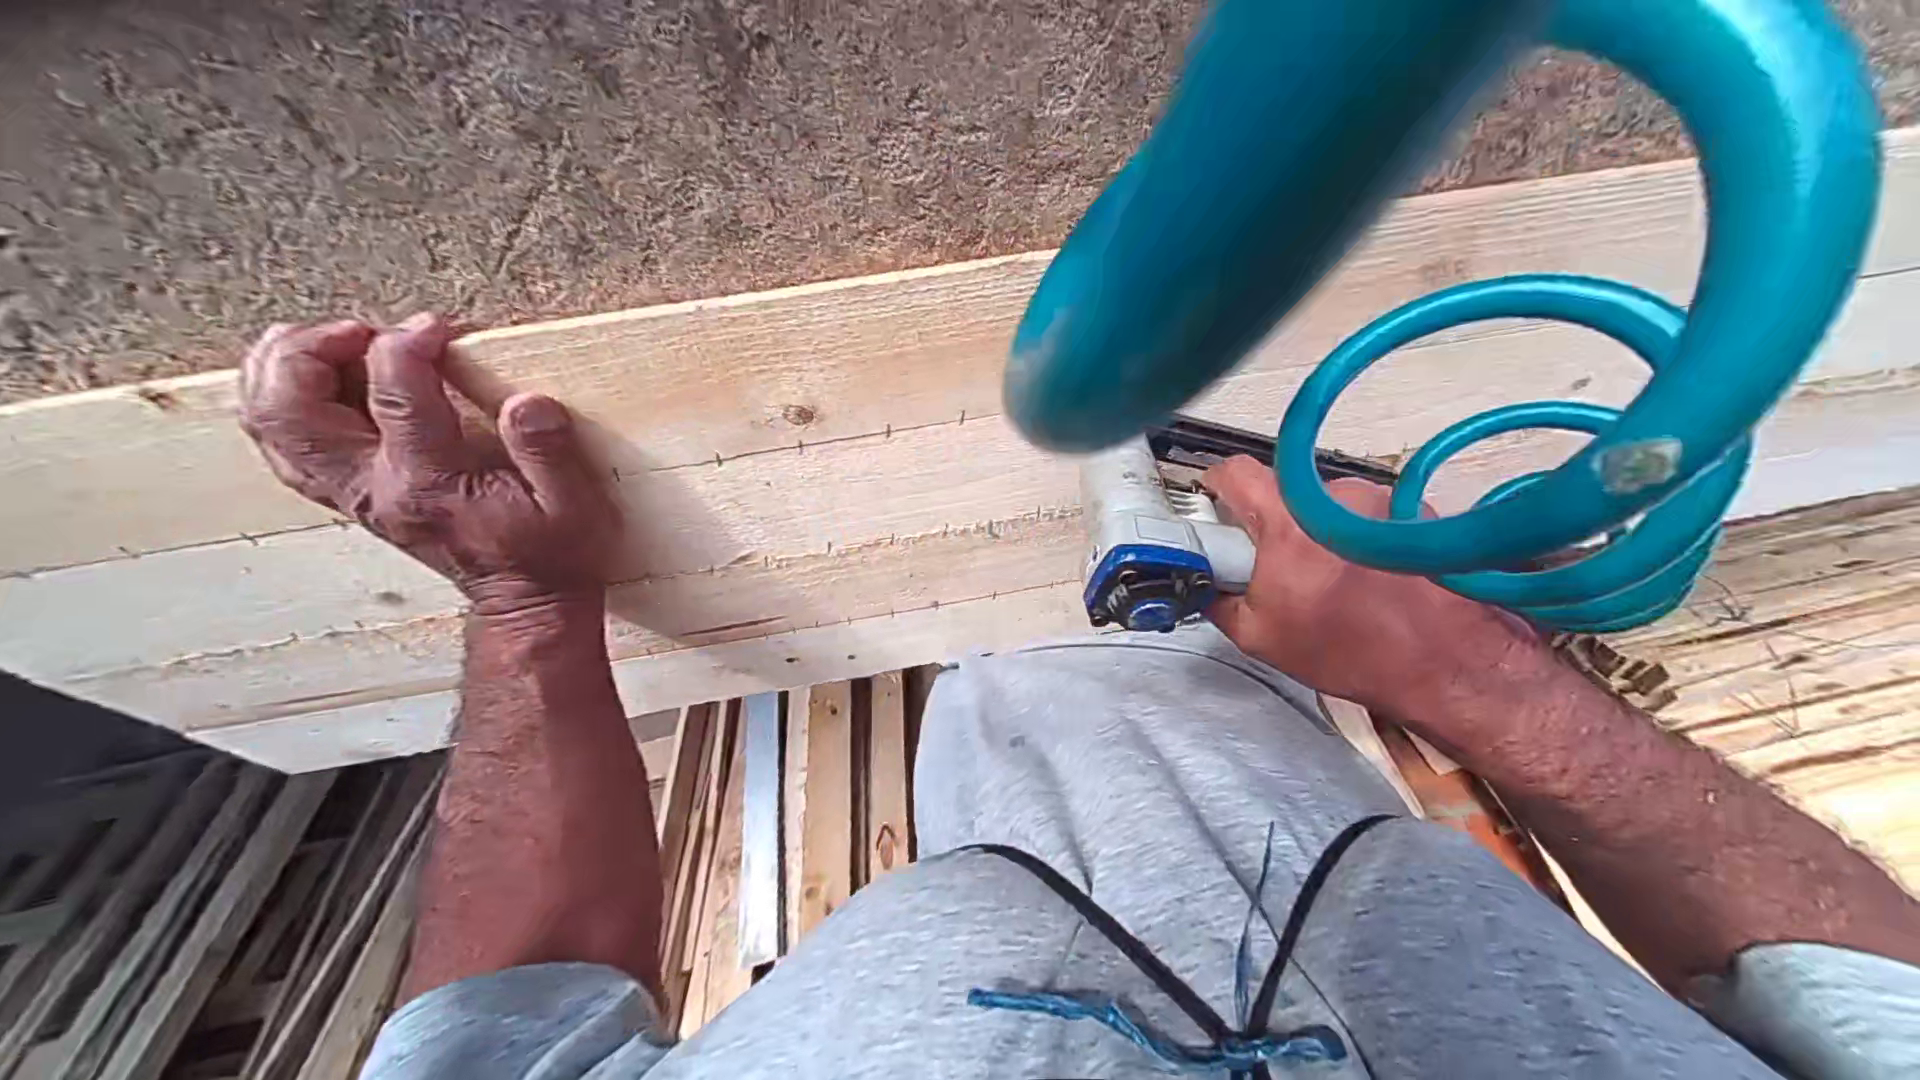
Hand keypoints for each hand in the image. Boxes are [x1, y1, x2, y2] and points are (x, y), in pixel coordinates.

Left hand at [238, 314, 616, 617]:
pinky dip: (283, 404)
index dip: (409, 347)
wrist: (528, 600)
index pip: (395, 396)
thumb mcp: (573, 505)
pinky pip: (286, 447)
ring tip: (326, 341)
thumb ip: (548, 450)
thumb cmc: (552, 555)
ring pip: (272, 426)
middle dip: (316, 350)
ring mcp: (358, 496)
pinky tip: (314, 384)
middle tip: (364, 329)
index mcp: (432, 483)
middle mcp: (377, 488)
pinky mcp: (357, 499)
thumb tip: (529, 400)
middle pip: (292, 407)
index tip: (440, 328)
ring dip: (283, 371)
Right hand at [1202, 455, 1535, 718]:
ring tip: (1324, 577)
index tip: (1213, 502)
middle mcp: (1335, 499)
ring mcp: (1377, 501)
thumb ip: (1218, 599)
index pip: (1236, 472)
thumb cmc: (1359, 651)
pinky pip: (1357, 512)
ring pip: (1318, 502)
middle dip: (1267, 521)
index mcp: (1289, 524)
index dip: (1216, 484)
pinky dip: (1348, 537)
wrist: (1447, 665)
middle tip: (1270, 562)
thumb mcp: (1258, 636)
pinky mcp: (1409, 510)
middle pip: (1279, 488)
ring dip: (1311, 530)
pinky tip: (1358, 577)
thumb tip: (1206, 585)